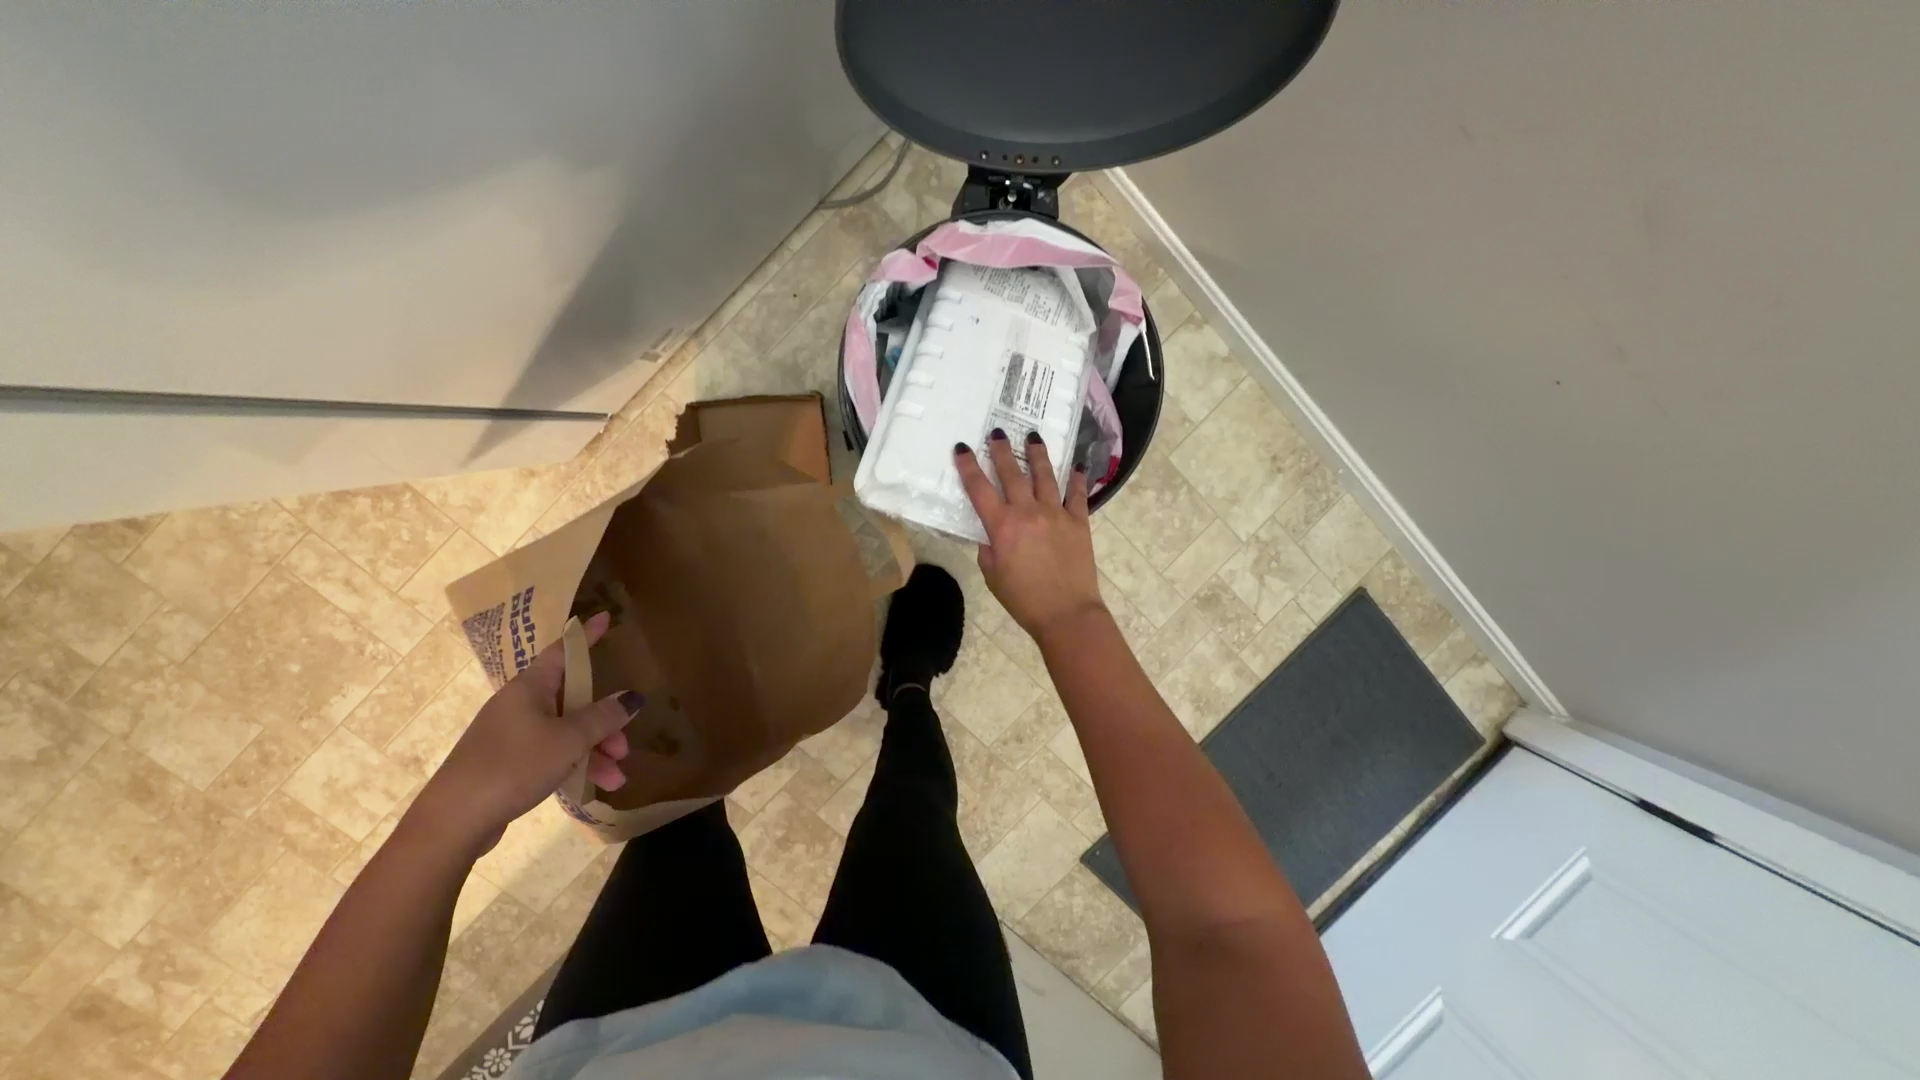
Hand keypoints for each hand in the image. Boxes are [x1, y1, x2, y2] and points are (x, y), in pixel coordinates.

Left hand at [412, 612, 635, 854]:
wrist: (456, 818)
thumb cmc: (514, 766)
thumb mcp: (568, 740)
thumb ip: (603, 717)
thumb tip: (632, 697)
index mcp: (530, 687)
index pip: (564, 651)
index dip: (587, 636)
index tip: (607, 616)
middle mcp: (520, 704)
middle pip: (573, 700)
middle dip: (604, 722)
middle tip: (625, 745)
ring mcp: (512, 734)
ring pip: (566, 731)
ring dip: (595, 751)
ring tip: (616, 778)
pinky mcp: (508, 762)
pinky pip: (552, 753)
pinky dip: (575, 765)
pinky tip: (594, 787)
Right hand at [955, 429, 1106, 641]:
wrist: (1066, 613)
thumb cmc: (1023, 600)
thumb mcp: (993, 576)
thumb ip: (989, 550)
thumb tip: (992, 534)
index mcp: (1002, 526)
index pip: (979, 489)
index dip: (968, 467)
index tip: (962, 448)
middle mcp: (1028, 512)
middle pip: (1012, 474)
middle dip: (1002, 450)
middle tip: (997, 432)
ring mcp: (1056, 514)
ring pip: (1045, 476)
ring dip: (1037, 454)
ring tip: (1033, 437)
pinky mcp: (1079, 522)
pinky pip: (1077, 494)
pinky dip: (1076, 479)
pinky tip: (1076, 465)